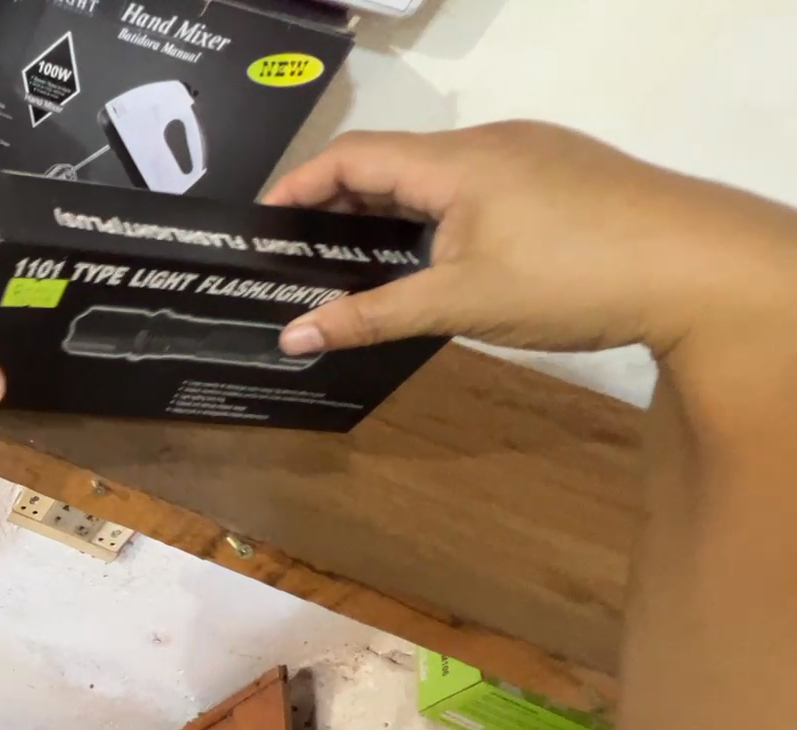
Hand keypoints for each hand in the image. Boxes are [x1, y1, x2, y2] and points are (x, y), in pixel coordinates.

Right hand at [263, 122, 796, 358]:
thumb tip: (288, 339)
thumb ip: (366, 318)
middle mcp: (491, 146)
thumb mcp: (456, 303)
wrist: (716, 274)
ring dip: (373, 210)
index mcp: (461, 161)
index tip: (259, 225)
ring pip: (425, 175)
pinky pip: (460, 187)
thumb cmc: (575, 277)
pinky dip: (415, 215)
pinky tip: (407, 256)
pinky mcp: (551, 180)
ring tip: (335, 258)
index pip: (354, 155)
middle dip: (329, 202)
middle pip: (386, 161)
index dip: (298, 185)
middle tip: (289, 250)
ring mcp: (527, 159)